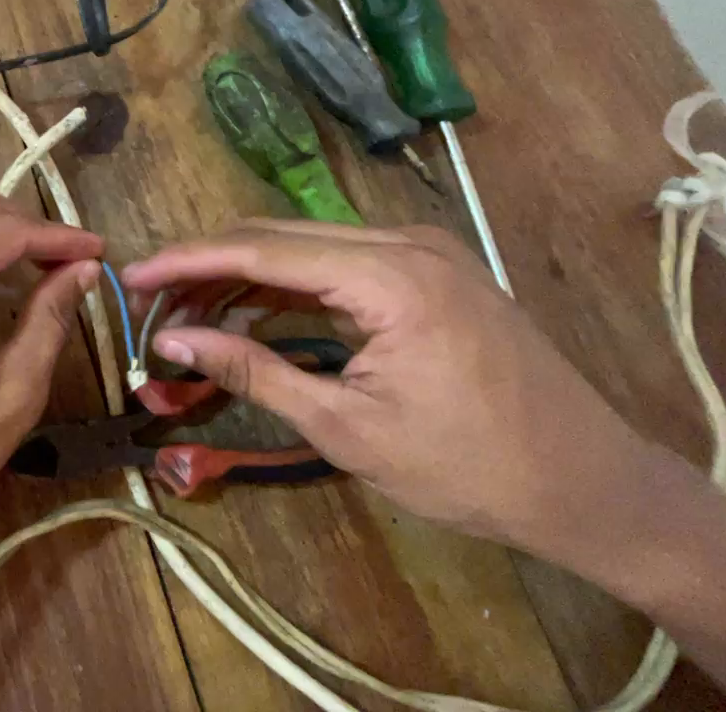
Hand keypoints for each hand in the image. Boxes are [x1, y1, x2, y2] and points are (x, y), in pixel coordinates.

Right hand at [122, 220, 653, 549]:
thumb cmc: (469, 467)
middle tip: (150, 305)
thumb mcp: (345, 426)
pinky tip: (243, 311)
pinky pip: (331, 260)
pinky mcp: (425, 270)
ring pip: (297, 243)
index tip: (128, 279)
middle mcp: (403, 244)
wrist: (596, 490)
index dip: (183, 262)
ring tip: (185, 313)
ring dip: (236, 274)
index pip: (257, 249)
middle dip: (203, 266)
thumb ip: (251, 370)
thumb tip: (167, 338)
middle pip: (271, 234)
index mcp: (389, 277)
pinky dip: (279, 282)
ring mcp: (419, 252)